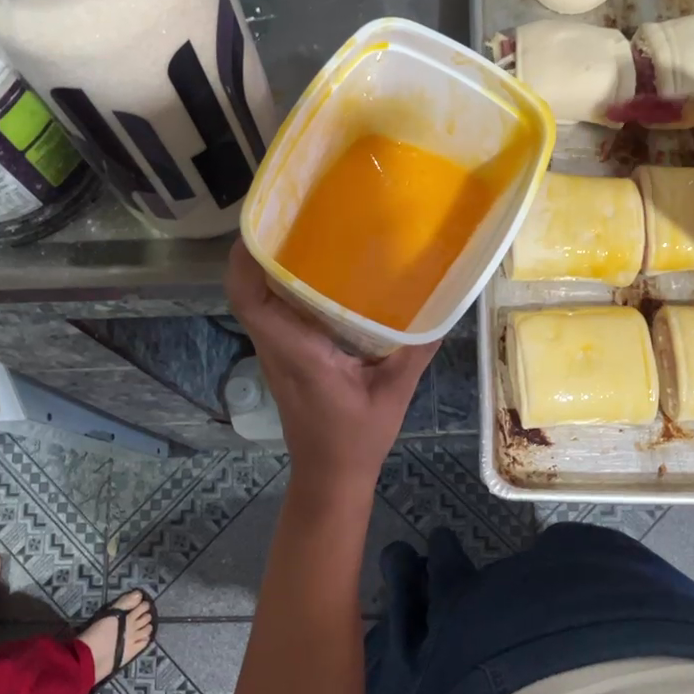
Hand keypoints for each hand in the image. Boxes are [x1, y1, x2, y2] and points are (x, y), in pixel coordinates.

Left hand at [225, 240, 437, 487]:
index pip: (251, 302)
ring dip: (268, 270)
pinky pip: (272, 316)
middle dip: (259, 251)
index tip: (263, 225)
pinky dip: (281, 291)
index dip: (246, 260)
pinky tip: (315, 277)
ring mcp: (275, 355)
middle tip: (291, 217)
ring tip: (303, 236)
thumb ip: (417, 349)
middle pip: (248, 292)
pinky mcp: (282, 360)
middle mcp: (276, 349)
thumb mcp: (394, 393)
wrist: (329, 477)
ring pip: (257, 303)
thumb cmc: (357, 439)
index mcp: (298, 353)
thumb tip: (446, 305)